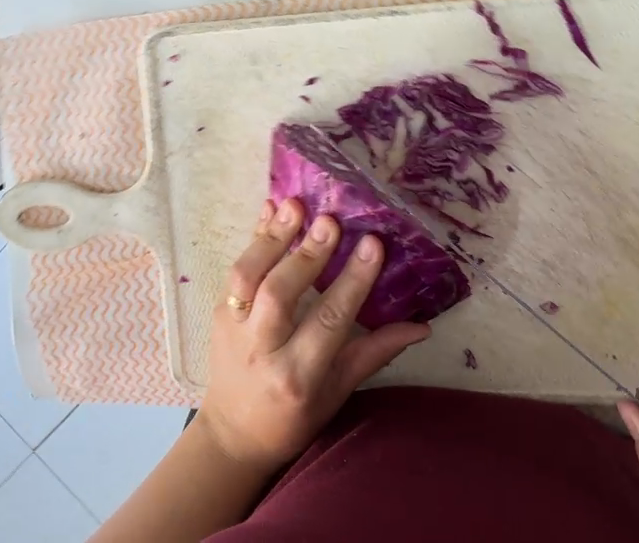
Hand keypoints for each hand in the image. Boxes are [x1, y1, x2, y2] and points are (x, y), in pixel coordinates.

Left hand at [194, 197, 430, 473]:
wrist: (233, 433)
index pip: (328, 323)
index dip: (351, 283)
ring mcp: (232, 328)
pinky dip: (252, 238)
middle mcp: (261, 349)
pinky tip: (270, 210)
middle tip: (330, 220)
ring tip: (294, 204)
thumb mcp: (338, 392)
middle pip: (280, 295)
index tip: (372, 245)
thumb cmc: (295, 416)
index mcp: (298, 375)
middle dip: (306, 255)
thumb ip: (374, 353)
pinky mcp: (216, 312)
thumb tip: (422, 325)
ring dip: (271, 238)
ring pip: (247, 277)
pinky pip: (234, 272)